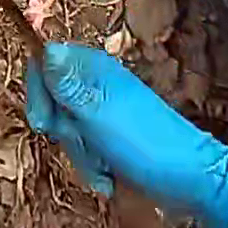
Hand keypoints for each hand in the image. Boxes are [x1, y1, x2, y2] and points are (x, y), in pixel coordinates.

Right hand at [25, 43, 227, 227]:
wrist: (189, 179)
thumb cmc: (143, 143)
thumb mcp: (96, 113)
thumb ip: (66, 84)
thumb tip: (45, 48)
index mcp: (93, 67)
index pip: (44, 63)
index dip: (38, 92)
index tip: (44, 121)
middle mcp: (95, 83)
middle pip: (51, 99)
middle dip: (62, 129)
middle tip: (84, 140)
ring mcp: (103, 111)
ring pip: (66, 128)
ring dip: (80, 153)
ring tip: (104, 162)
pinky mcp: (110, 136)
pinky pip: (84, 147)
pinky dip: (93, 164)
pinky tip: (110, 174)